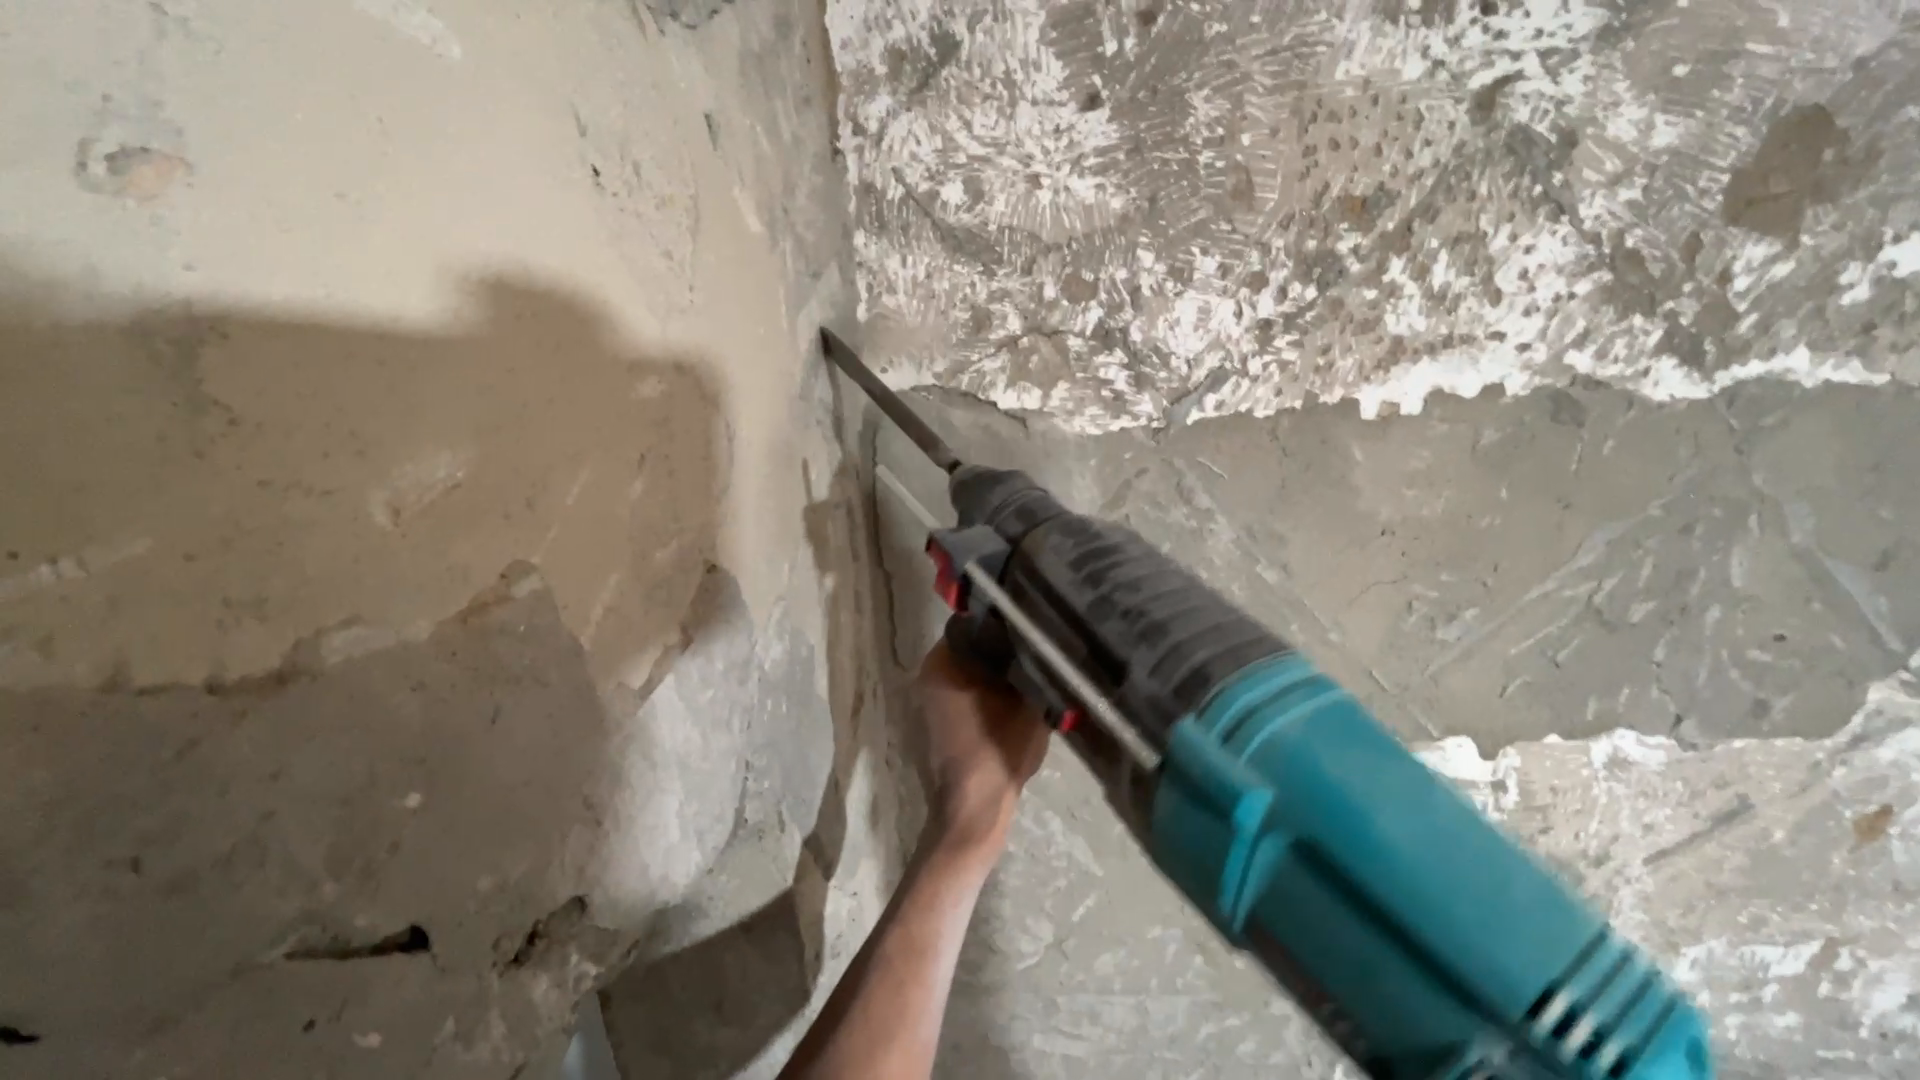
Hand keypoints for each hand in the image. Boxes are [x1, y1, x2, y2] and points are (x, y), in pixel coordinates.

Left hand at [917, 641, 1049, 856]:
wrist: (975, 806)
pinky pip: (964, 695)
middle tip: (1035, 650)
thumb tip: (1041, 642)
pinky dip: (986, 694)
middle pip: (970, 649)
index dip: (1004, 624)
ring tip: (1029, 674)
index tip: (1030, 626)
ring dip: (994, 673)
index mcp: (942, 661)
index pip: (974, 623)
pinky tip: (1013, 700)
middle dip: (1001, 649)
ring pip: (968, 673)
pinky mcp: (937, 723)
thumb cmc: (999, 746)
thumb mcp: (1029, 700)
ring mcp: (929, 701)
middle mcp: (928, 675)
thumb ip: (1033, 665)